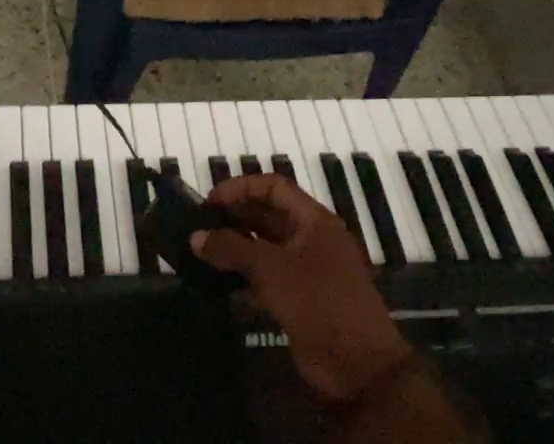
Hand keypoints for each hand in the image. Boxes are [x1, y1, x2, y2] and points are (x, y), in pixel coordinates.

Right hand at [192, 174, 411, 401]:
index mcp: (314, 222)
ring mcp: (307, 272)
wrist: (358, 366)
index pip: (273, 187)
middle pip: (268, 217)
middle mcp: (312, 240)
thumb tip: (195, 237)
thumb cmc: (318, 302)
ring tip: (203, 254)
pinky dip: (244, 281)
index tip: (210, 201)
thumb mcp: (271, 269)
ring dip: (236, 250)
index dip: (240, 188)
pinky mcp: (300, 300)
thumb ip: (232, 249)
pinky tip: (219, 287)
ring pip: (265, 250)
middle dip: (234, 218)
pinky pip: (267, 280)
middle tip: (200, 227)